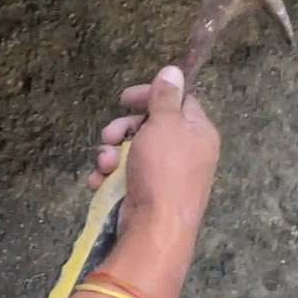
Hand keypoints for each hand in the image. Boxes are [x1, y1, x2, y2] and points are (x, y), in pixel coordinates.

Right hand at [89, 65, 218, 297]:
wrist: (155, 228)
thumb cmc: (164, 170)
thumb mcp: (165, 124)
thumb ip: (166, 97)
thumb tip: (174, 70)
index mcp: (197, 132)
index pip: (178, 101)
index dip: (151, 96)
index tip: (125, 98)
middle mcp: (184, 153)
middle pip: (149, 126)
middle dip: (122, 129)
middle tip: (109, 136)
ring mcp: (163, 176)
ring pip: (130, 152)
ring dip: (110, 154)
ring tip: (105, 165)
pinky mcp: (144, 195)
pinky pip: (123, 176)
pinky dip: (108, 177)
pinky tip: (99, 183)